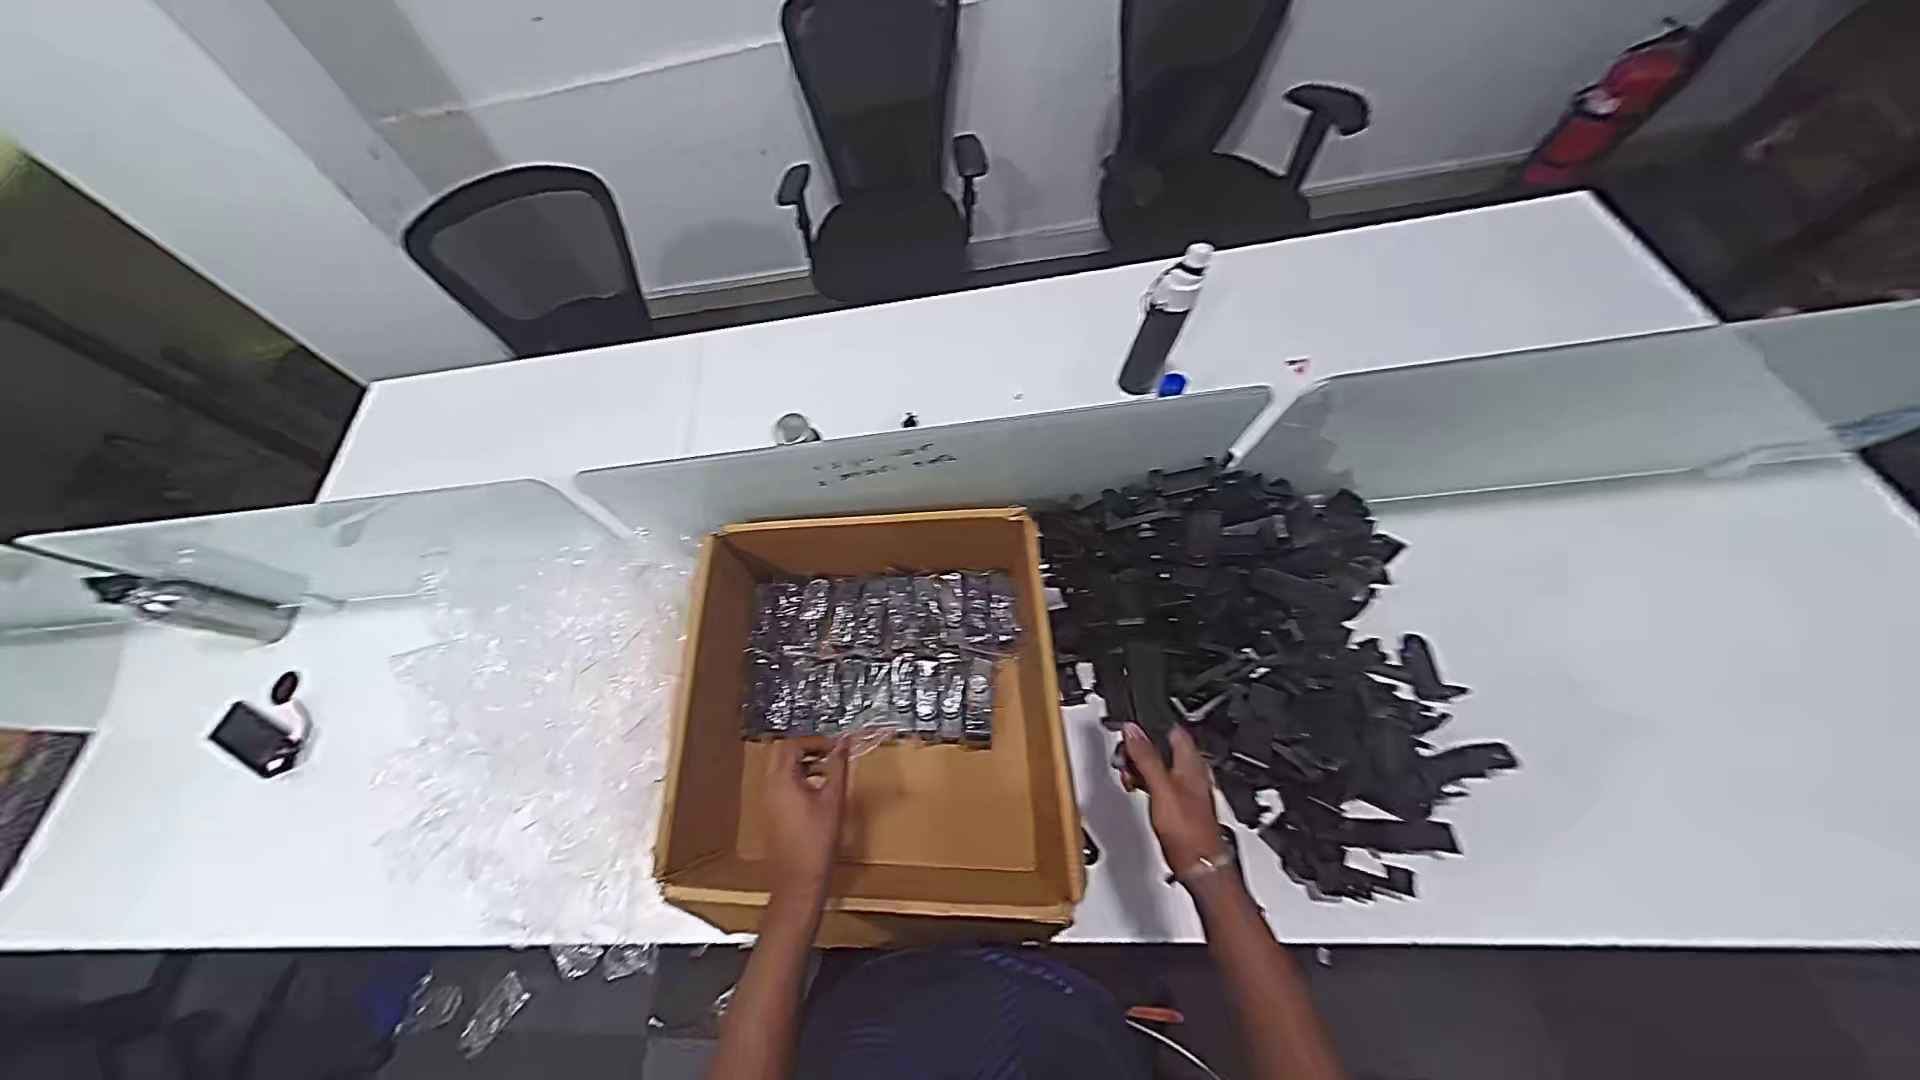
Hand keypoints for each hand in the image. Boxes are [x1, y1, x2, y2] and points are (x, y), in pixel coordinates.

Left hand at [762, 739, 848, 905]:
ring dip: (804, 766)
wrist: (800, 879)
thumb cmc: (818, 838)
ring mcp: (766, 802)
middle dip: (808, 751)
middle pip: (784, 755)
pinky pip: (781, 787)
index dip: (815, 742)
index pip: (793, 745)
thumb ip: (838, 765)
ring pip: (781, 771)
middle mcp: (768, 787)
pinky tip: (817, 794)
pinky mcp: (769, 815)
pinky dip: (797, 781)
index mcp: (781, 780)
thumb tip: (844, 741)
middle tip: (831, 755)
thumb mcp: (833, 796)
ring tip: (828, 773)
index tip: (835, 747)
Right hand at [1121, 723, 1225, 880]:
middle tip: (1125, 754)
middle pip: (1163, 746)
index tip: (1131, 728)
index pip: (1172, 729)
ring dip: (1141, 764)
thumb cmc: (1189, 831)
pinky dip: (1145, 780)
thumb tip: (1132, 730)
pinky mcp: (1178, 802)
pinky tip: (1136, 786)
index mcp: (1191, 763)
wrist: (1198, 865)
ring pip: (1159, 763)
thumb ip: (1146, 757)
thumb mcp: (1161, 787)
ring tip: (1128, 772)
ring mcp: (1185, 788)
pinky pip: (1158, 781)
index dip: (1151, 724)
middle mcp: (1191, 772)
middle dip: (1141, 747)